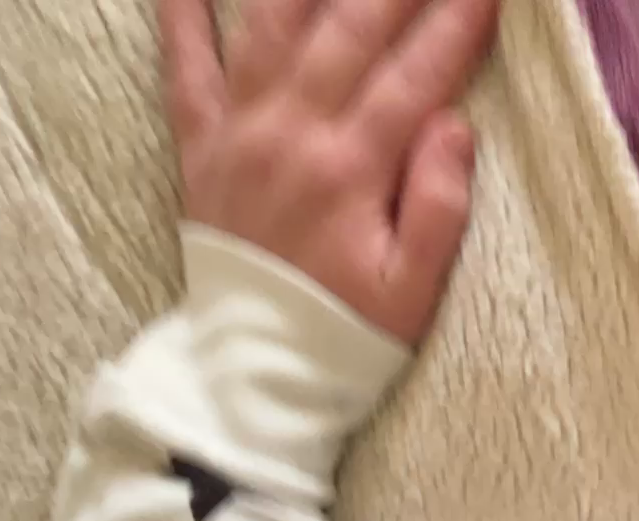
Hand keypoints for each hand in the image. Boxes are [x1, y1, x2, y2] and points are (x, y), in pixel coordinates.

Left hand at [158, 0, 499, 341]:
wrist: (259, 366)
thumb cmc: (350, 331)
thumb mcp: (414, 289)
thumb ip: (438, 208)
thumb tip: (453, 127)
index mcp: (352, 169)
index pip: (415, 77)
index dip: (455, 26)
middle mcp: (291, 130)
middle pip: (348, 26)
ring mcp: (238, 129)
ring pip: (269, 17)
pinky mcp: (199, 141)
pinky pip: (183, 56)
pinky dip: (184, 4)